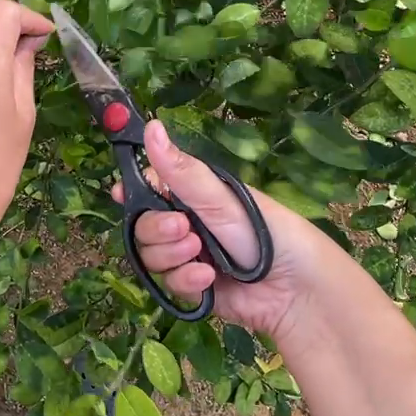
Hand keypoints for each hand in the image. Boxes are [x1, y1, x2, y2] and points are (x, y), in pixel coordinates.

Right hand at [118, 120, 328, 339]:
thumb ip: (180, 170)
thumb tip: (150, 126)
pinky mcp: (194, 289)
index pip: (148, 188)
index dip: (131, 192)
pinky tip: (208, 279)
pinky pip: (169, 284)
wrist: (296, 289)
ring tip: (200, 254)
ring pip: (152, 256)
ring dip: (171, 255)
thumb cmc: (264, 231)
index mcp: (192, 195)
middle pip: (143, 226)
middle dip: (157, 229)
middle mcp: (186, 224)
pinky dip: (186, 280)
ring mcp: (188, 257)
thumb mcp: (219, 199)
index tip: (119, 194)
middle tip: (182, 228)